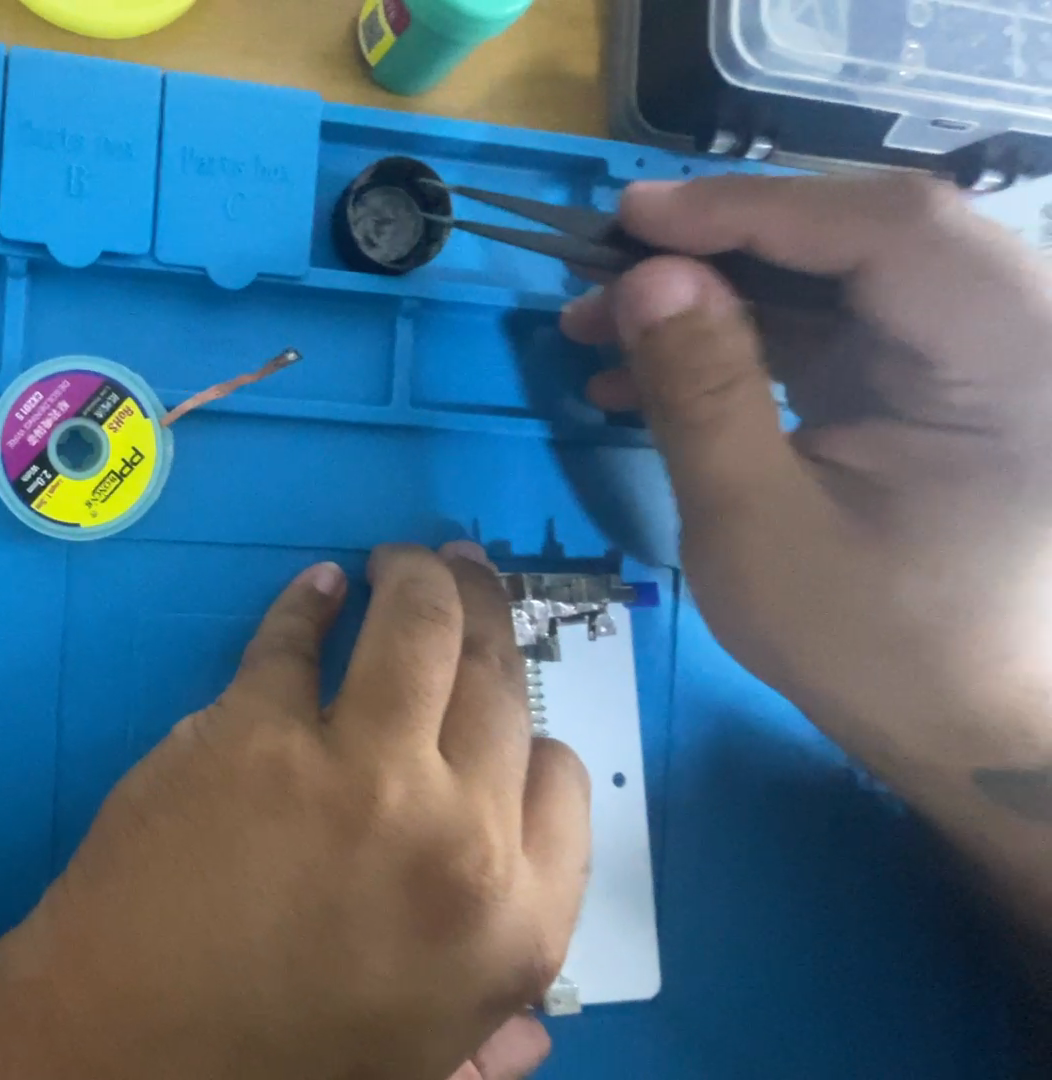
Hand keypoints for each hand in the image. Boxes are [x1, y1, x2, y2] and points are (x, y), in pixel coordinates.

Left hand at [0, 546, 589, 1079]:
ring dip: (416, 576)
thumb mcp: (413, 1063)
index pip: (566, 780)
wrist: (127, 1042)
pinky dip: (308, 603)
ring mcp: (350, 767)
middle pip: (495, 680)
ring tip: (402, 557)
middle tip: (463, 568)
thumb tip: (535, 1030)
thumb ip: (485, 1030)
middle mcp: (453, 831)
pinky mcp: (252, 729)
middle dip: (485, 608)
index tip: (494, 693)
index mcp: (512, 922)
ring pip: (416, 631)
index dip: (529, 723)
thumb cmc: (272, 1059)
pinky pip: (294, 640)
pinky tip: (318, 586)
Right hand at [562, 175, 1051, 921]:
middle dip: (714, 249)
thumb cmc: (867, 637)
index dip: (749, 208)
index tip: (628, 217)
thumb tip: (644, 279)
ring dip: (703, 300)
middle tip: (595, 268)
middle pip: (859, 242)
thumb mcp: (755, 518)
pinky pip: (817, 339)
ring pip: (825, 286)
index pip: (888, 230)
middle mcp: (1016, 338)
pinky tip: (632, 377)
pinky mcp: (920, 391)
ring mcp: (966, 363)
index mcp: (1018, 363)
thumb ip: (702, 390)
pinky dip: (724, 348)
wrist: (960, 718)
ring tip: (592, 326)